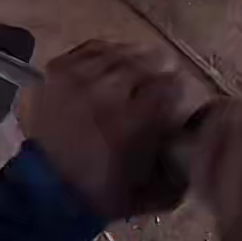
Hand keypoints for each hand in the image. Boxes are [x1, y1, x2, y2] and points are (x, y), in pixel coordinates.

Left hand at [20, 40, 190, 219]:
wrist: (47, 184)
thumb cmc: (103, 192)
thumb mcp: (151, 190)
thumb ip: (178, 170)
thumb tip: (194, 139)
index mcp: (131, 123)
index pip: (167, 86)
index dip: (180, 85)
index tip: (183, 88)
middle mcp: (104, 93)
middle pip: (142, 63)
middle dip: (160, 65)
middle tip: (166, 70)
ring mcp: (77, 78)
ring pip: (116, 53)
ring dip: (135, 55)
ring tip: (143, 60)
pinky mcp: (57, 69)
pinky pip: (90, 48)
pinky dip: (106, 50)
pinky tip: (115, 56)